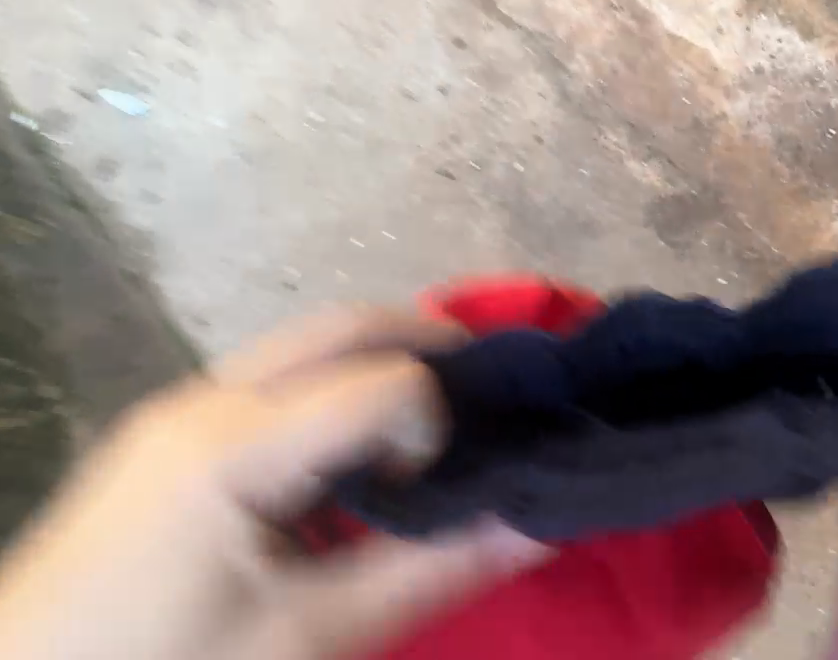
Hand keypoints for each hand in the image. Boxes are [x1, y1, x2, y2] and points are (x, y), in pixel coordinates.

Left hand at [0, 309, 548, 659]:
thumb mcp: (304, 641)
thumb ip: (435, 569)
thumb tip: (548, 523)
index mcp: (230, 446)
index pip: (388, 382)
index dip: (438, 425)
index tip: (433, 495)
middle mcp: (204, 401)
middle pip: (350, 327)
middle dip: (435, 347)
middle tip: (485, 402)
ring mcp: (178, 411)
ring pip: (318, 343)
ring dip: (390, 366)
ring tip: (426, 430)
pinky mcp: (170, 433)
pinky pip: (285, 375)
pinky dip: (346, 387)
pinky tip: (356, 452)